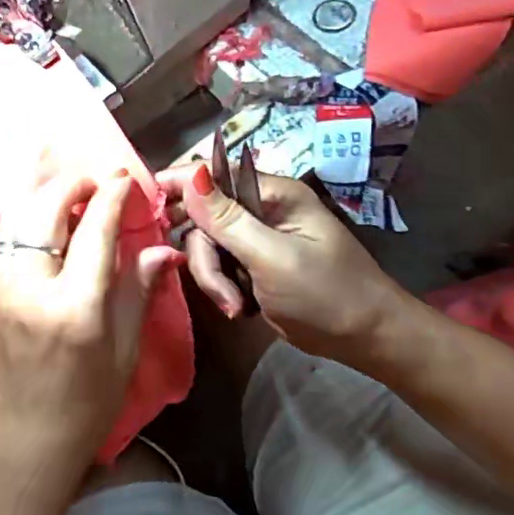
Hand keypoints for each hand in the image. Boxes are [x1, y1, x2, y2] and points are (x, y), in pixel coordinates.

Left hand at [0, 173, 180, 503]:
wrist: (20, 450)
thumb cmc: (84, 410)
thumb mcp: (122, 355)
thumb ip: (136, 294)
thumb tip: (161, 250)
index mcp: (74, 307)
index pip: (94, 230)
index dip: (111, 196)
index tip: (123, 178)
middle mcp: (30, 289)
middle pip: (45, 211)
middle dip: (71, 184)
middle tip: (94, 182)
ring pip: (14, 220)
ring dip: (42, 197)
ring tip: (68, 196)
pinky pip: (2, 242)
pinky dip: (23, 221)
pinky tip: (42, 227)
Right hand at [156, 164, 415, 364]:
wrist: (366, 339)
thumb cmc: (328, 293)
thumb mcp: (272, 257)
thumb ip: (227, 219)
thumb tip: (190, 175)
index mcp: (271, 194)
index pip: (213, 174)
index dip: (178, 185)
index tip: (147, 207)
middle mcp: (260, 209)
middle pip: (203, 217)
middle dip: (202, 253)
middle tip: (214, 283)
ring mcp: (255, 238)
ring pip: (206, 246)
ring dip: (214, 277)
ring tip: (236, 306)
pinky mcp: (251, 264)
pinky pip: (218, 266)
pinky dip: (222, 287)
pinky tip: (240, 307)